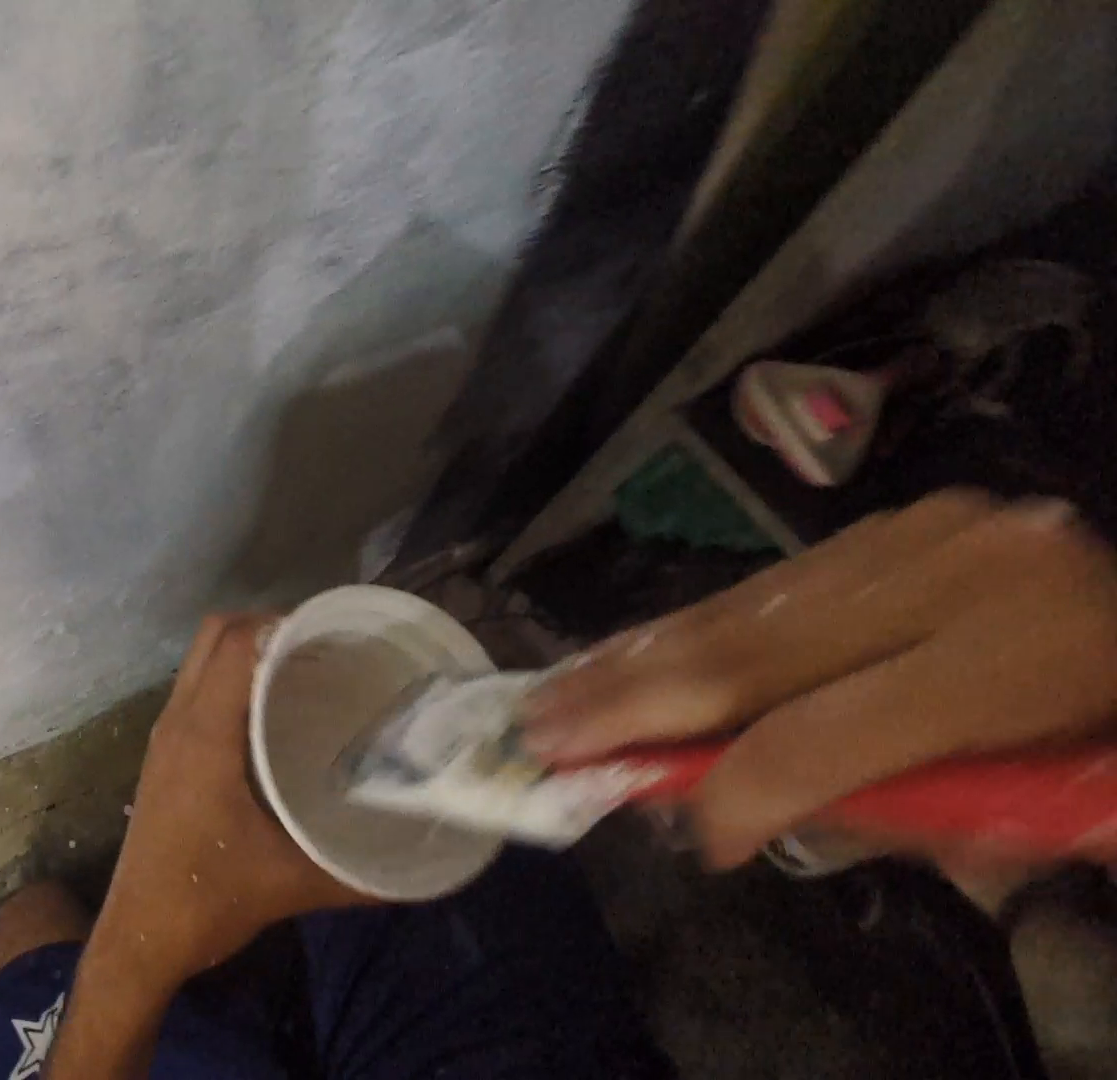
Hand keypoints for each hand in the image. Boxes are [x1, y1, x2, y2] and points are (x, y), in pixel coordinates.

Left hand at [94, 614, 368, 989]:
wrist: (138, 937)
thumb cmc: (206, 899)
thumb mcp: (291, 882)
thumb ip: (360, 874)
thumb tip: (426, 864)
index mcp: (204, 734)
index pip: (235, 644)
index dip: (281, 624)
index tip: (331, 635)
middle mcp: (177, 720)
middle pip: (212, 635)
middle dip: (263, 626)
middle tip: (318, 648)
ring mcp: (163, 735)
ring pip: (199, 660)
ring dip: (243, 651)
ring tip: (300, 672)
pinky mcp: (162, 754)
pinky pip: (195, 689)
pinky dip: (227, 680)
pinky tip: (267, 716)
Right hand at [521, 490, 1116, 868]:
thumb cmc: (1110, 738)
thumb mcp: (1038, 808)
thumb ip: (886, 812)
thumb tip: (720, 813)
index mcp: (1018, 661)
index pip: (824, 735)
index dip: (738, 789)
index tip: (692, 838)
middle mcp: (943, 578)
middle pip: (741, 656)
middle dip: (624, 707)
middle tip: (538, 737)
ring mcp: (898, 538)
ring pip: (726, 616)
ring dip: (624, 666)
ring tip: (548, 698)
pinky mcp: (867, 530)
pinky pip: (744, 594)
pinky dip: (670, 635)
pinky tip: (611, 658)